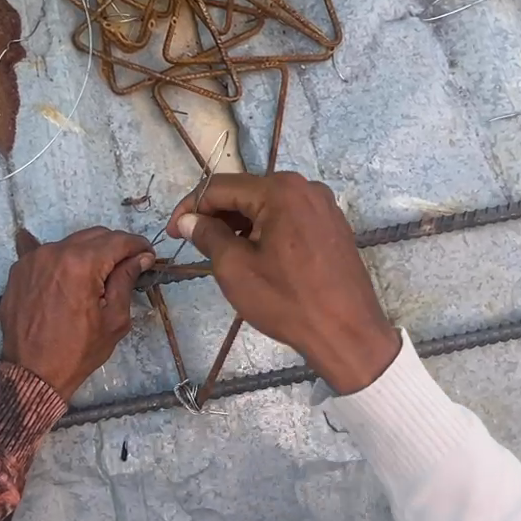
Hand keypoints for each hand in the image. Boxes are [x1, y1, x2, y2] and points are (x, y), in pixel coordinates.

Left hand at [0, 227, 154, 399]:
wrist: (31, 372)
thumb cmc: (77, 351)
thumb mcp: (113, 319)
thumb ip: (126, 280)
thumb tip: (140, 258)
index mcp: (81, 264)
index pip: (118, 241)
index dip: (138, 246)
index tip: (148, 255)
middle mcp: (54, 252)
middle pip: (95, 236)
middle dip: (115, 247)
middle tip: (128, 265)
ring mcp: (33, 259)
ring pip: (71, 243)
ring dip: (90, 252)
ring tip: (99, 275)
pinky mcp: (19, 269)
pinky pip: (48, 254)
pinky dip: (64, 259)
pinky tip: (71, 271)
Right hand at [167, 172, 399, 393]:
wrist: (347, 333)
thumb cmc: (287, 301)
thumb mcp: (235, 268)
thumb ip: (207, 235)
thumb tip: (187, 220)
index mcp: (279, 191)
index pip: (220, 187)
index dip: (190, 207)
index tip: (173, 231)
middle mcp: (304, 187)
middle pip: (245, 192)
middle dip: (215, 215)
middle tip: (193, 243)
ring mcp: (323, 205)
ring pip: (266, 205)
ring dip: (239, 223)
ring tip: (220, 252)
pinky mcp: (332, 224)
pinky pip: (288, 217)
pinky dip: (264, 229)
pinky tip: (253, 254)